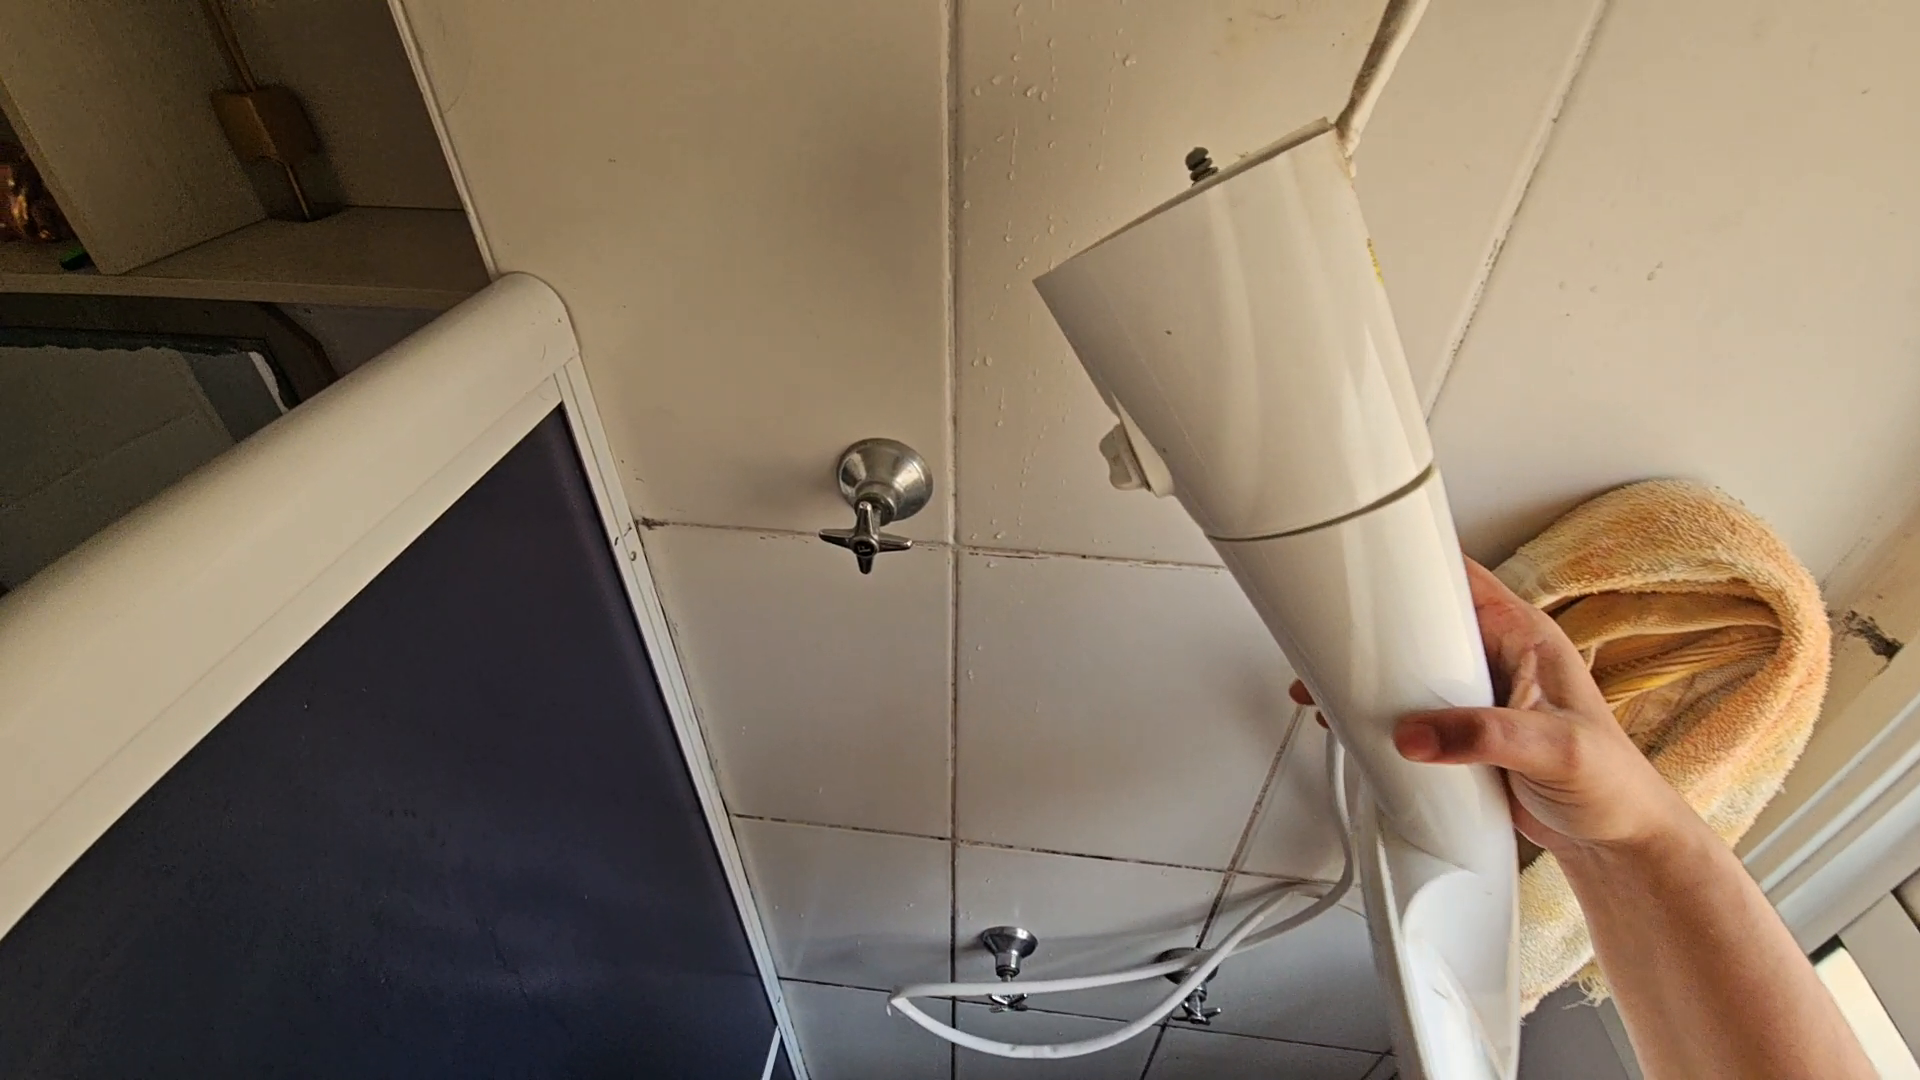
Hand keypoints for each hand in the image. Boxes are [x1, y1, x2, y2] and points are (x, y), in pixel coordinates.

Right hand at [1289, 559, 1692, 856]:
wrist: (1613, 844)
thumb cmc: (1615, 789)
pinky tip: (1346, 719)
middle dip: (1367, 626)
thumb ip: (1487, 737)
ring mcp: (1467, 690)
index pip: (1456, 578)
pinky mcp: (1450, 722)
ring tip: (1323, 684)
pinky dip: (1366, 708)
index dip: (1410, 565)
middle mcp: (1489, 655)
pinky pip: (1397, 702)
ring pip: (1398, 663)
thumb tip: (1416, 733)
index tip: (1366, 571)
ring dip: (1359, 673)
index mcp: (1521, 636)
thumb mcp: (1559, 752)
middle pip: (1413, 620)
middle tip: (1330, 637)